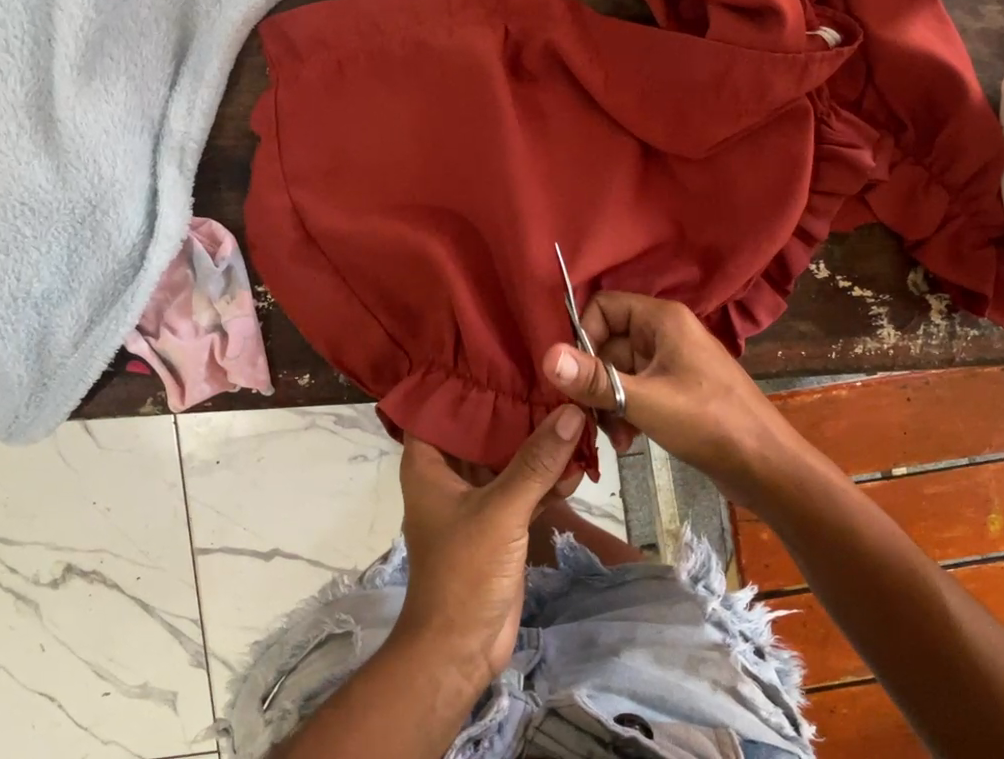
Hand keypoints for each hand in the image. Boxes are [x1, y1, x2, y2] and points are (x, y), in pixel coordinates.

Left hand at [393, 405, 585, 684]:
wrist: (460, 647)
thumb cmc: (464, 571)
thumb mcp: (502, 510)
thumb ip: (536, 461)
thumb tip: (572, 411)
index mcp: (427, 463)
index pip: (442, 406)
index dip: (470, 381)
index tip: (507, 355)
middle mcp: (447, 475)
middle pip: (481, 430)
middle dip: (516, 411)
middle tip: (554, 379)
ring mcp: (473, 500)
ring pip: (506, 459)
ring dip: (537, 446)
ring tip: (574, 415)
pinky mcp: (498, 523)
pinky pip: (522, 488)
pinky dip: (545, 479)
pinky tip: (576, 465)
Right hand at [541, 291, 799, 503]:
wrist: (767, 467)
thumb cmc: (709, 423)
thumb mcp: (645, 401)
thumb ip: (595, 379)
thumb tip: (546, 356)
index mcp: (663, 320)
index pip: (603, 306)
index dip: (584, 336)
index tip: (576, 375)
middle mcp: (666, 334)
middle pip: (608, 343)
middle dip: (595, 381)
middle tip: (589, 417)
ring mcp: (672, 364)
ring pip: (620, 372)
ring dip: (609, 403)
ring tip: (614, 436)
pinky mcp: (677, 392)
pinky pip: (636, 391)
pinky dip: (627, 413)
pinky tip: (628, 443)